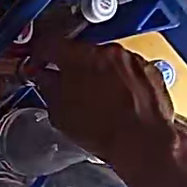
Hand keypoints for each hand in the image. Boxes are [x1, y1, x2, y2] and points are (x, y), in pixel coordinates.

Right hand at [30, 28, 178, 171]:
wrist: (144, 143)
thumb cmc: (103, 130)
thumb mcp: (60, 112)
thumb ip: (48, 87)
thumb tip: (44, 77)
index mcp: (77, 57)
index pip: (50, 43)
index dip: (39, 54)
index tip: (38, 64)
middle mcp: (105, 50)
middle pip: (80, 51)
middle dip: (71, 66)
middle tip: (67, 87)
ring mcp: (130, 58)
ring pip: (105, 59)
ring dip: (97, 72)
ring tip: (96, 99)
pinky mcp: (148, 69)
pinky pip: (127, 68)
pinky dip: (120, 79)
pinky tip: (117, 101)